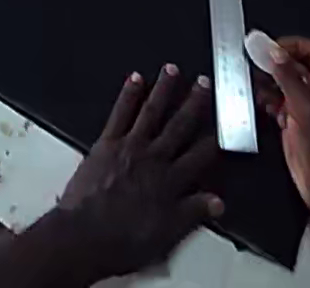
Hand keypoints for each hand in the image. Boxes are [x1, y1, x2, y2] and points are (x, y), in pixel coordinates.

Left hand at [55, 64, 222, 278]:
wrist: (85, 236)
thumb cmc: (123, 240)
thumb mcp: (166, 236)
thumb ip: (192, 214)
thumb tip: (216, 202)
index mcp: (169, 182)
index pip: (200, 156)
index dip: (215, 139)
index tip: (225, 123)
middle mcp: (153, 158)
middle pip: (179, 125)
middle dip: (194, 103)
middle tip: (204, 82)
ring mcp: (130, 145)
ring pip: (151, 112)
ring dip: (163, 89)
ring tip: (172, 69)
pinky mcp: (107, 141)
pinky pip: (120, 113)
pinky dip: (128, 94)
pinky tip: (135, 78)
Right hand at [254, 37, 309, 220]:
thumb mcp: (305, 106)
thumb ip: (287, 75)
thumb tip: (271, 50)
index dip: (292, 45)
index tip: (271, 48)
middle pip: (294, 65)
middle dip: (274, 62)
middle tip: (254, 61)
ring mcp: (305, 108)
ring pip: (283, 83)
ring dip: (267, 80)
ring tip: (252, 81)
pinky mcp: (293, 123)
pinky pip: (277, 101)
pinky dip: (266, 98)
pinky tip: (258, 100)